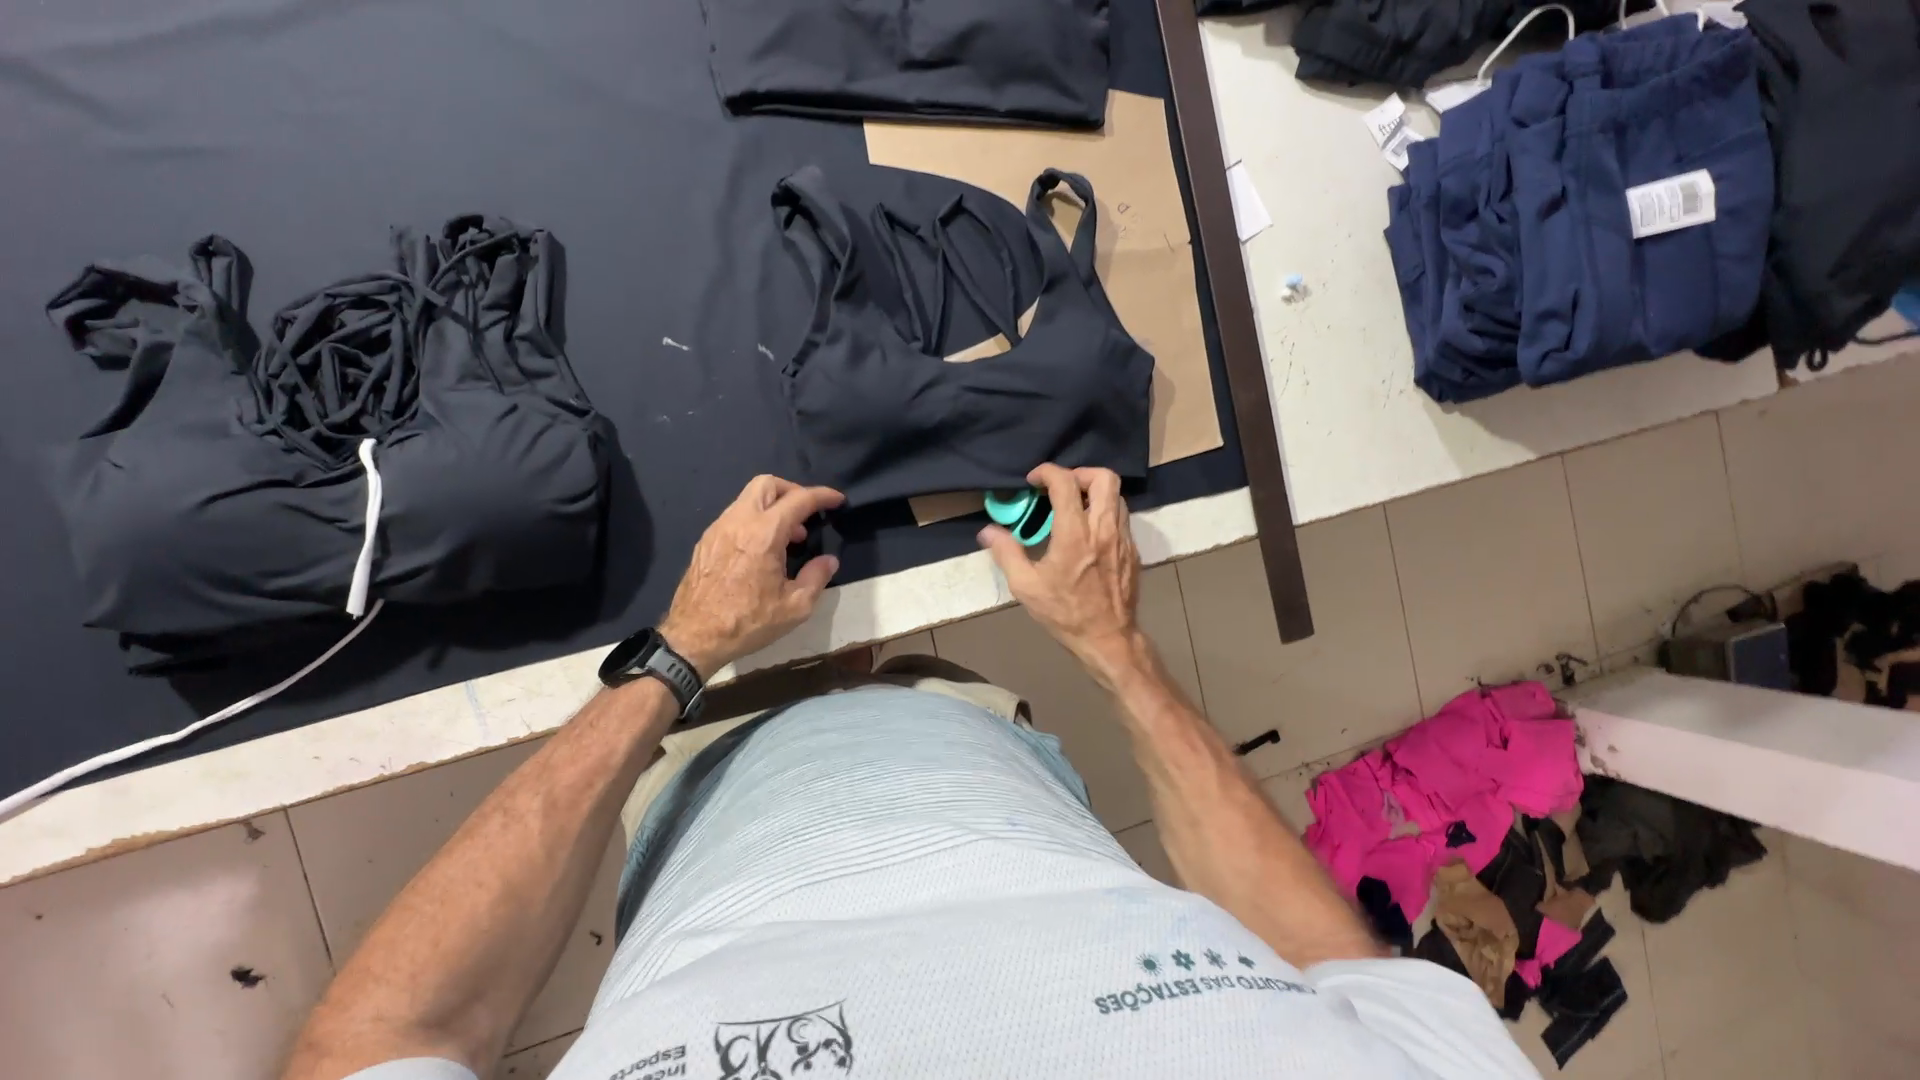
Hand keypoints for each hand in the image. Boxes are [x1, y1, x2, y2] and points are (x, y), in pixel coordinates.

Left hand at [659, 475, 843, 677]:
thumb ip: (816, 577)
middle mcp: (738, 521)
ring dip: (772, 507)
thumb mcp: (795, 606)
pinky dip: (754, 520)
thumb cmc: (748, 622)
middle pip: (767, 484)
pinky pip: (734, 516)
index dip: (822, 495)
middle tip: (807, 514)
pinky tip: (762, 549)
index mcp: (764, 534)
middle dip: (792, 491)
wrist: (694, 637)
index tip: (837, 500)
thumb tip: (829, 561)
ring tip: (788, 537)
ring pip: (747, 498)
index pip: (799, 500)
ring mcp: (717, 529)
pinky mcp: (706, 542)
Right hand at [977, 465, 1145, 677]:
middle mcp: (1103, 528)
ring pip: (1117, 496)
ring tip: (1074, 507)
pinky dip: (1104, 512)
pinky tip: (1088, 532)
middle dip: (1080, 473)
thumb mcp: (1026, 586)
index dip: (1048, 472)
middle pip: (1104, 478)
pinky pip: (1122, 517)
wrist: (1107, 638)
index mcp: (1074, 534)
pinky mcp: (1132, 550)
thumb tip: (988, 531)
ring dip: (1094, 492)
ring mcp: (1123, 538)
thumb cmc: (1064, 613)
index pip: (1066, 483)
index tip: (1033, 481)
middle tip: (1061, 486)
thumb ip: (1006, 552)